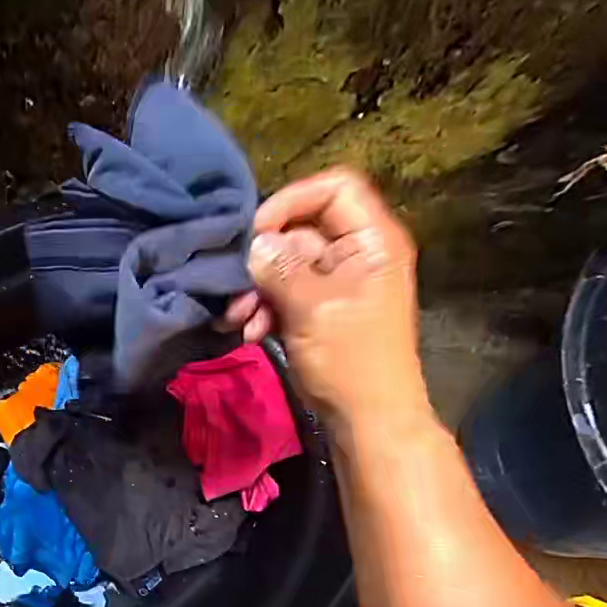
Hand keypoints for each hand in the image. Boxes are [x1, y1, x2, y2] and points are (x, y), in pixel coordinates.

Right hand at [221, 168, 428, 430]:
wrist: (366, 417)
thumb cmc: (350, 359)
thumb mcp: (314, 308)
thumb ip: (282, 269)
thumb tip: (255, 243)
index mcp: (370, 241)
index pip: (335, 189)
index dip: (293, 201)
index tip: (256, 233)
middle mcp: (354, 255)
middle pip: (301, 232)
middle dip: (264, 261)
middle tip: (236, 289)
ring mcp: (334, 286)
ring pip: (285, 268)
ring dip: (256, 292)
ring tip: (238, 320)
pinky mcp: (316, 313)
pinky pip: (283, 297)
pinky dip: (264, 312)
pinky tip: (250, 333)